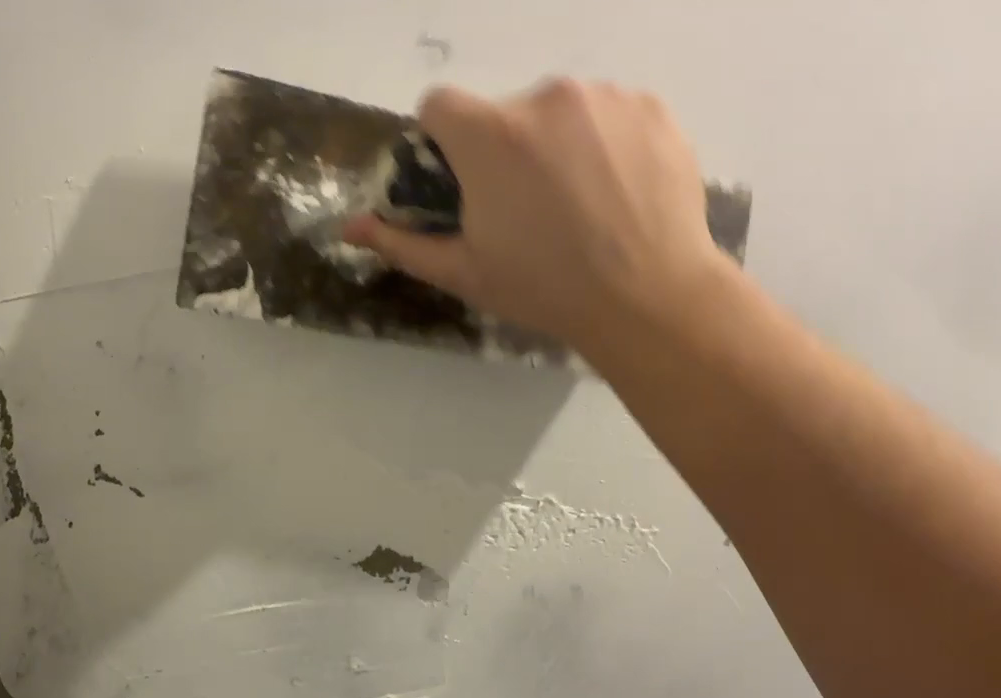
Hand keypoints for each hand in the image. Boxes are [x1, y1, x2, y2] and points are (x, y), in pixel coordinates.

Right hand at [344, 79, 731, 354]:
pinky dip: (605, 143)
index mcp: (490, 136)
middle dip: (503, 151)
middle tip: (525, 209)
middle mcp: (545, 98)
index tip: (459, 181)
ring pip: (560, 110)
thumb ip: (402, 242)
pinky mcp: (652, 106)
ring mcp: (605, 97)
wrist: (648, 297)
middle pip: (503, 112)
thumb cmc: (543, 288)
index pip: (438, 105)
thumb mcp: (463, 272)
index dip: (440, 142)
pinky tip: (615, 192)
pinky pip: (610, 113)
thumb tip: (348, 227)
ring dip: (556, 145)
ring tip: (577, 203)